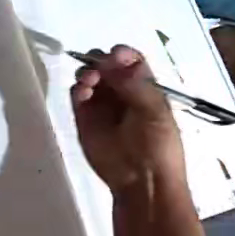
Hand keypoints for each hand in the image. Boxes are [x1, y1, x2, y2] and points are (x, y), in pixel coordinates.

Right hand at [70, 45, 185, 195]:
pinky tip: (83, 93)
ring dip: (87, 72)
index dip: (122, 54)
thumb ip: (134, 83)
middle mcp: (121, 91)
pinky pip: (76, 95)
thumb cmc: (158, 146)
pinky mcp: (84, 117)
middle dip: (100, 60)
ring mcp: (101, 104)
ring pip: (89, 76)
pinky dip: (77, 89)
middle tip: (100, 67)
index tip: (115, 54)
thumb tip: (110, 57)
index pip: (131, 61)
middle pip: (106, 64)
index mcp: (145, 88)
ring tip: (90, 80)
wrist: (142, 181)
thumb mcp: (155, 111)